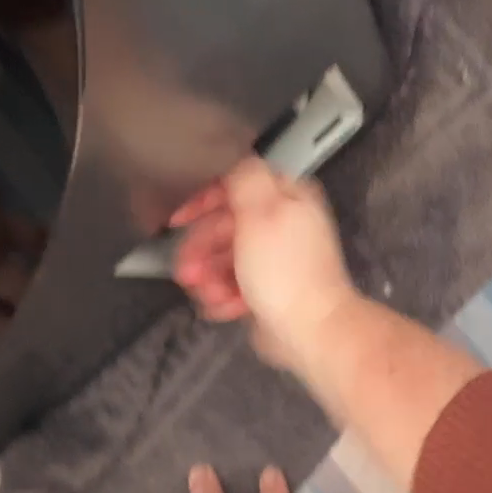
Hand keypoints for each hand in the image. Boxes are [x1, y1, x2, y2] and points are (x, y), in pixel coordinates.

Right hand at [168, 158, 359, 369]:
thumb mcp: (261, 212)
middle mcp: (283, 224)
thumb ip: (245, 179)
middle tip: (188, 270)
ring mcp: (275, 258)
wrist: (310, 329)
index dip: (203, 202)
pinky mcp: (267, 287)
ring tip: (211, 295)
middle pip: (224, 226)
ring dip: (210, 278)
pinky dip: (224, 296)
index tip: (181, 218)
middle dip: (202, 249)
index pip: (235, 185)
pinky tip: (226, 307)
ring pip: (223, 258)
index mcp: (286, 198)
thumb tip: (234, 162)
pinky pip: (232, 285)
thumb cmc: (289, 273)